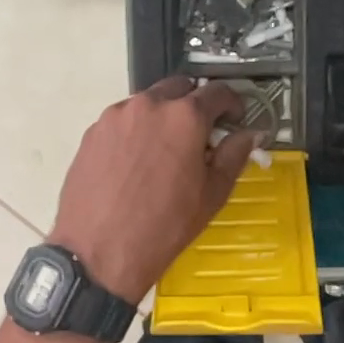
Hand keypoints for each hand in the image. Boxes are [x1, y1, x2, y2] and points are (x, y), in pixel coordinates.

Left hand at [47, 77, 259, 304]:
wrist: (97, 254)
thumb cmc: (164, 227)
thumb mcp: (212, 194)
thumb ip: (234, 155)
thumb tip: (250, 133)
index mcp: (185, 116)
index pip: (218, 92)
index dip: (233, 104)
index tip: (235, 122)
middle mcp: (149, 104)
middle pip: (180, 89)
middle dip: (194, 105)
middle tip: (199, 137)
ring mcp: (116, 115)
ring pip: (148, 103)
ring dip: (163, 117)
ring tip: (164, 154)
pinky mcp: (93, 131)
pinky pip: (123, 121)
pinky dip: (136, 131)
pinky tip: (135, 164)